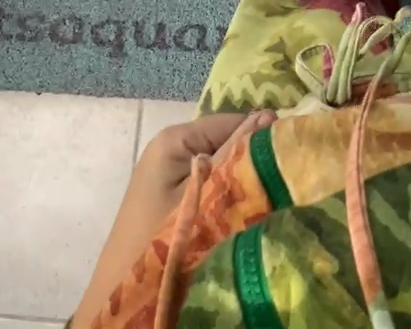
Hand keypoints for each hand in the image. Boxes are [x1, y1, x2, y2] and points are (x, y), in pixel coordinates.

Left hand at [73, 110, 274, 325]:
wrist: (121, 296)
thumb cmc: (163, 241)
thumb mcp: (206, 194)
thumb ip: (237, 153)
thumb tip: (271, 114)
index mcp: (176, 138)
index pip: (234, 121)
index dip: (263, 137)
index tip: (289, 159)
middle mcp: (171, 146)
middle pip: (226, 139)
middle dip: (251, 159)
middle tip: (279, 181)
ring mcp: (169, 170)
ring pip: (220, 162)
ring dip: (239, 177)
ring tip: (264, 196)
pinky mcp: (170, 193)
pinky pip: (208, 179)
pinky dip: (225, 191)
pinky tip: (238, 209)